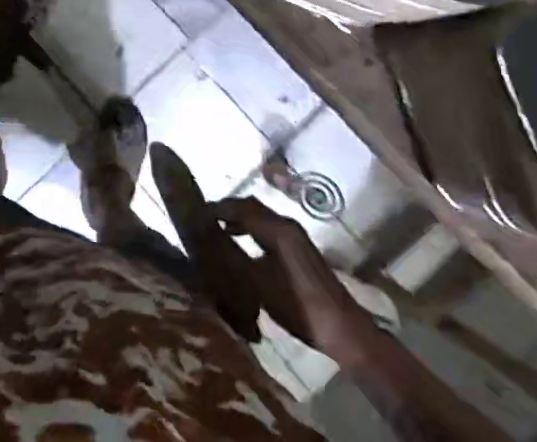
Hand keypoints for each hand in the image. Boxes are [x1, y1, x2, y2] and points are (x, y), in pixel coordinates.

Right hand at [212, 197, 365, 348]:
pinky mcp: (299, 247)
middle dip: (226, 209)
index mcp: (277, 229)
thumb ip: (233, 257)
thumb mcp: (258, 283)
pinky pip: (268, 226)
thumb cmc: (298, 306)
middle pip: (250, 206)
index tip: (193, 214)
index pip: (239, 207)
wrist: (343, 330)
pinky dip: (250, 228)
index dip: (216, 209)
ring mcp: (295, 235)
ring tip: (215, 230)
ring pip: (260, 215)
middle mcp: (286, 225)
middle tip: (202, 220)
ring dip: (238, 218)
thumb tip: (207, 241)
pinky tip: (239, 243)